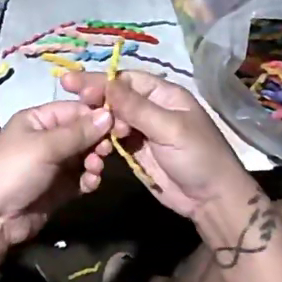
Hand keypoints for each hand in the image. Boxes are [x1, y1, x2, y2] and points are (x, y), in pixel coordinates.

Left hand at [0, 102, 113, 262]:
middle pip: (83, 133)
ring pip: (85, 156)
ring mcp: (54, 164)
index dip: (97, 116)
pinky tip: (90, 184)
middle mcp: (47, 138)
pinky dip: (88, 179)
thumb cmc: (14, 171)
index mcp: (38, 119)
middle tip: (105, 151)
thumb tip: (109, 113)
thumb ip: (79, 132)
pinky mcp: (59, 188)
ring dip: (95, 161)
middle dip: (98, 141)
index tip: (119, 125)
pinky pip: (81, 177)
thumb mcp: (45, 146)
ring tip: (94, 170)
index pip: (75, 110)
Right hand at [60, 70, 255, 219]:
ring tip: (81, 123)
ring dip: (97, 119)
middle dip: (95, 97)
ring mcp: (143, 130)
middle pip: (117, 97)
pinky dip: (101, 138)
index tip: (75, 84)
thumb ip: (137, 108)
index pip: (127, 80)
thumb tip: (107, 85)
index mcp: (165, 95)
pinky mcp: (136, 151)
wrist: (212, 201)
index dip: (102, 81)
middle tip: (69, 99)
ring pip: (112, 118)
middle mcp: (152, 108)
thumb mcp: (170, 128)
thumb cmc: (198, 157)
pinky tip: (90, 140)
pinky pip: (113, 139)